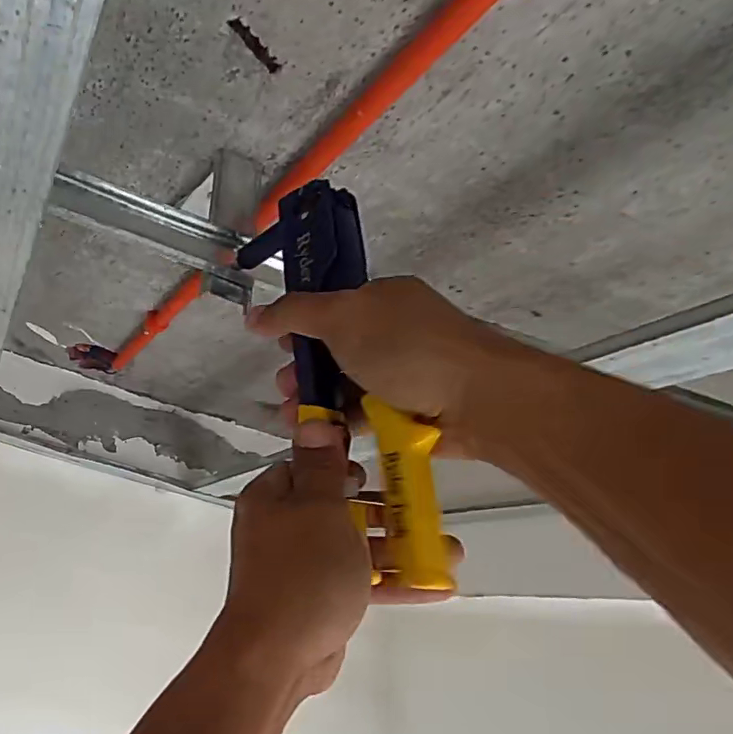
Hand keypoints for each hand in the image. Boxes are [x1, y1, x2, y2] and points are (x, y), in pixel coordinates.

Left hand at [209, 436, 462, 695]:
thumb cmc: (300, 571)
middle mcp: (279, 528)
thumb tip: (312, 421)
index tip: (379, 467)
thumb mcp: (318, 510)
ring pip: (350, 546)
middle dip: (381, 508)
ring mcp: (297, 565)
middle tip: (419, 507)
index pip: (305, 468)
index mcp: (270, 499)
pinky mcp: (315, 598)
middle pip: (333, 507)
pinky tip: (436, 585)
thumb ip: (322, 468)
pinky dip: (389, 582)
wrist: (277, 652)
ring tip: (448, 550)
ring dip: (396, 546)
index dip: (341, 465)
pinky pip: (355, 581)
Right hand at [246, 277, 534, 454]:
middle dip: (301, 371)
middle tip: (285, 387)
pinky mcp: (405, 410)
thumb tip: (254, 315)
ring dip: (313, 401)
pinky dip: (337, 422)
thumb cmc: (407, 349)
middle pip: (331, 350)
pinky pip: (361, 413)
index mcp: (381, 300)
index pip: (330, 307)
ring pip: (342, 386)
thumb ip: (294, 313)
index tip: (280, 346)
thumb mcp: (342, 317)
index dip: (300, 325)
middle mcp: (391, 332)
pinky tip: (319, 433)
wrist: (478, 400)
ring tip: (295, 418)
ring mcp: (400, 373)